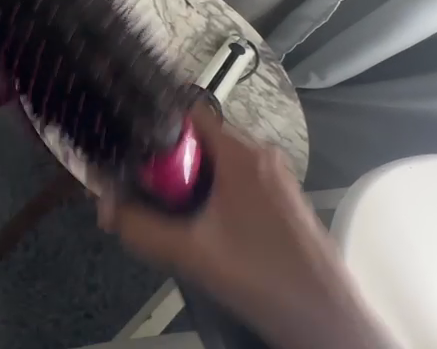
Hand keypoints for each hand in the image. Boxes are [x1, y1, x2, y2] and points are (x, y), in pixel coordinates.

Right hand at [96, 105, 393, 348]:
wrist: (331, 328)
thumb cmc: (266, 279)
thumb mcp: (191, 254)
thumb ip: (138, 227)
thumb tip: (105, 209)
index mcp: (241, 154)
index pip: (183, 110)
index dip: (149, 123)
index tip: (125, 146)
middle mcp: (259, 156)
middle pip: (193, 139)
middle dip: (163, 162)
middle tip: (139, 187)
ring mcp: (273, 178)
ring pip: (210, 162)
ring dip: (183, 182)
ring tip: (163, 209)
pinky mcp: (279, 201)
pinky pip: (228, 180)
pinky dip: (205, 195)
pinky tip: (195, 226)